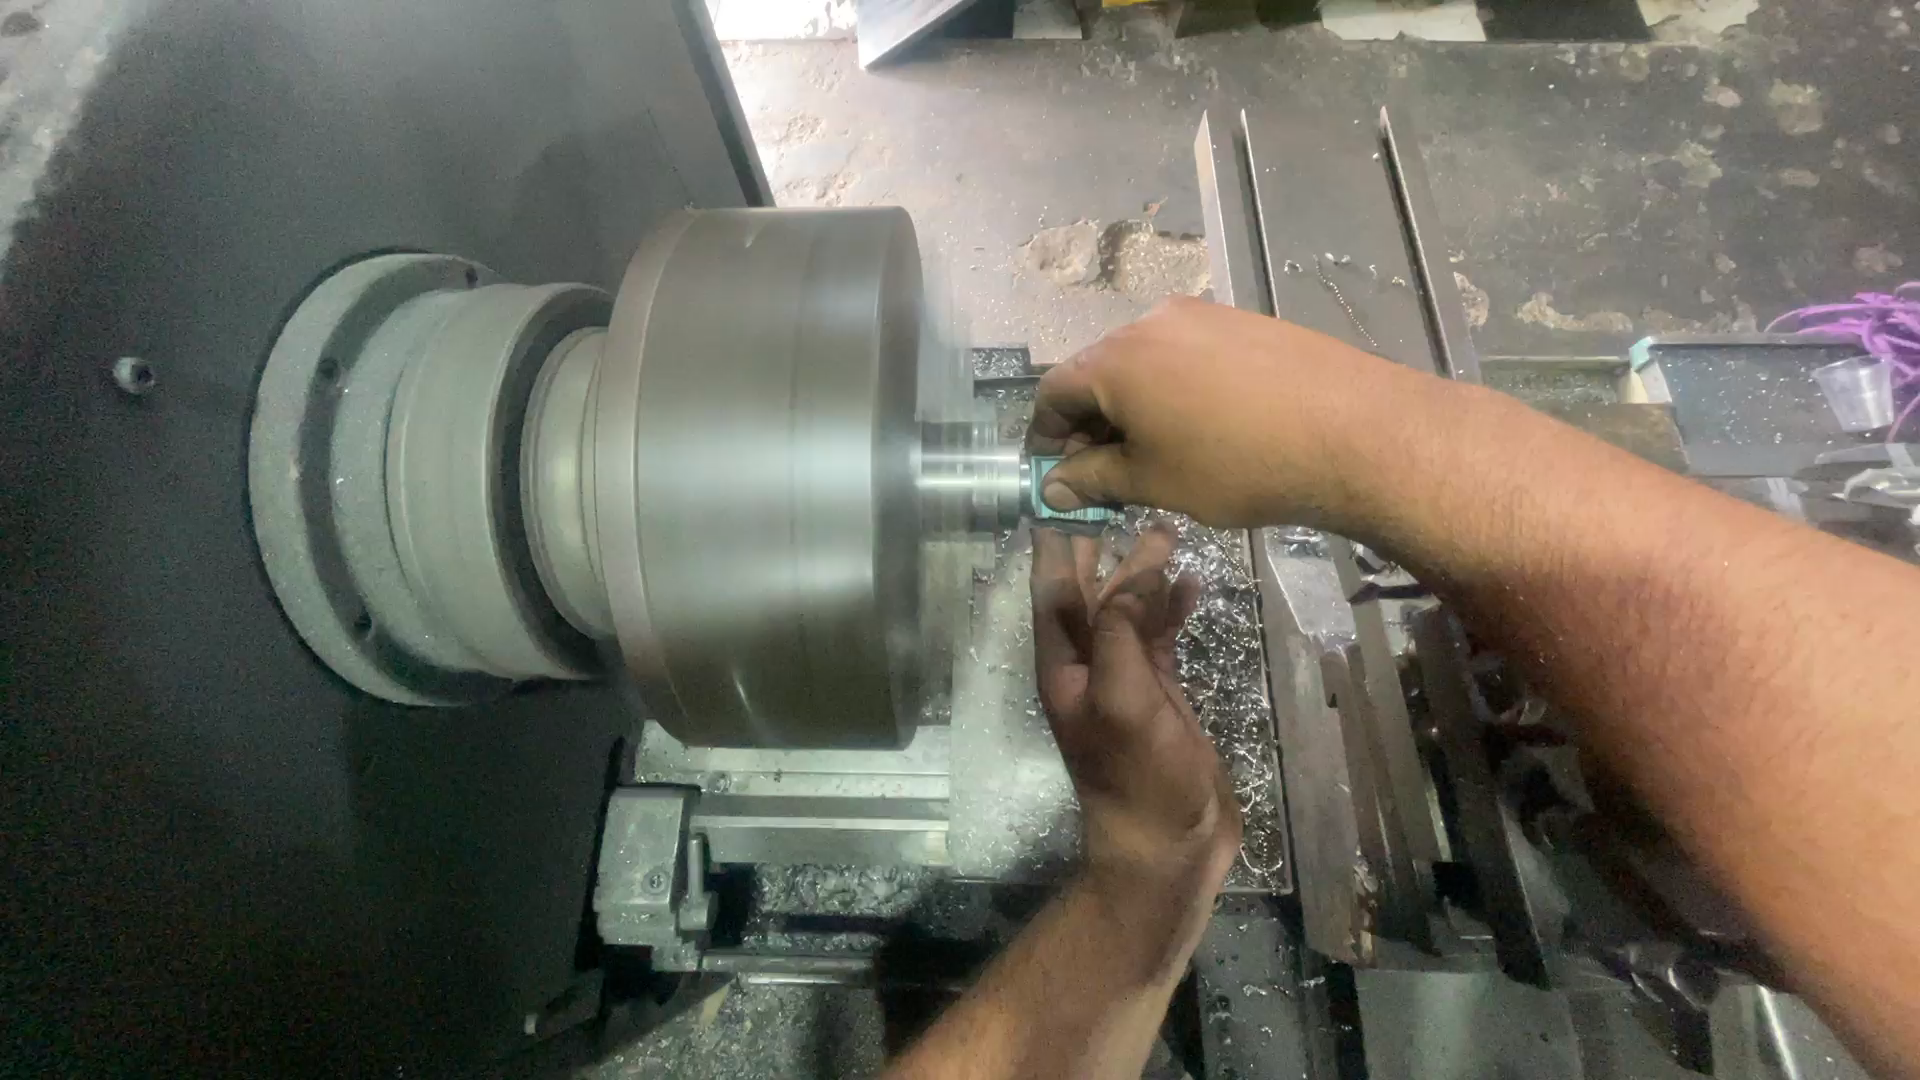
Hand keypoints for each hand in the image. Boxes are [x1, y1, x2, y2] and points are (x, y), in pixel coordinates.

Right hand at [1028, 296, 1435, 530]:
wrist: (1355, 434)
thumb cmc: (1235, 464)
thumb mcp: (1151, 481)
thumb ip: (1091, 479)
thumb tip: (1052, 486)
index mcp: (1115, 358)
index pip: (1052, 391)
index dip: (1044, 436)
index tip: (1055, 474)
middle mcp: (1150, 322)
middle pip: (1096, 372)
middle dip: (1089, 424)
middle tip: (1104, 474)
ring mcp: (1202, 315)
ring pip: (1141, 363)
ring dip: (1131, 408)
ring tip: (1154, 453)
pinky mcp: (1242, 321)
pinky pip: (1184, 355)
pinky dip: (1170, 390)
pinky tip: (1199, 426)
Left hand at [1029, 523, 1240, 936]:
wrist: (1169, 844)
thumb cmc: (1137, 775)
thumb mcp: (1122, 697)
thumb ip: (1121, 631)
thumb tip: (1131, 577)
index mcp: (1063, 664)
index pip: (1051, 593)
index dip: (1052, 550)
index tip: (1057, 505)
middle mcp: (1086, 664)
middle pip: (1091, 594)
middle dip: (1107, 552)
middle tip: (1128, 505)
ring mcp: (1123, 678)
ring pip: (1128, 612)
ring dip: (1144, 575)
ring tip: (1167, 531)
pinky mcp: (1157, 692)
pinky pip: (1159, 638)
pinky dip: (1171, 611)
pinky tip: (1190, 584)